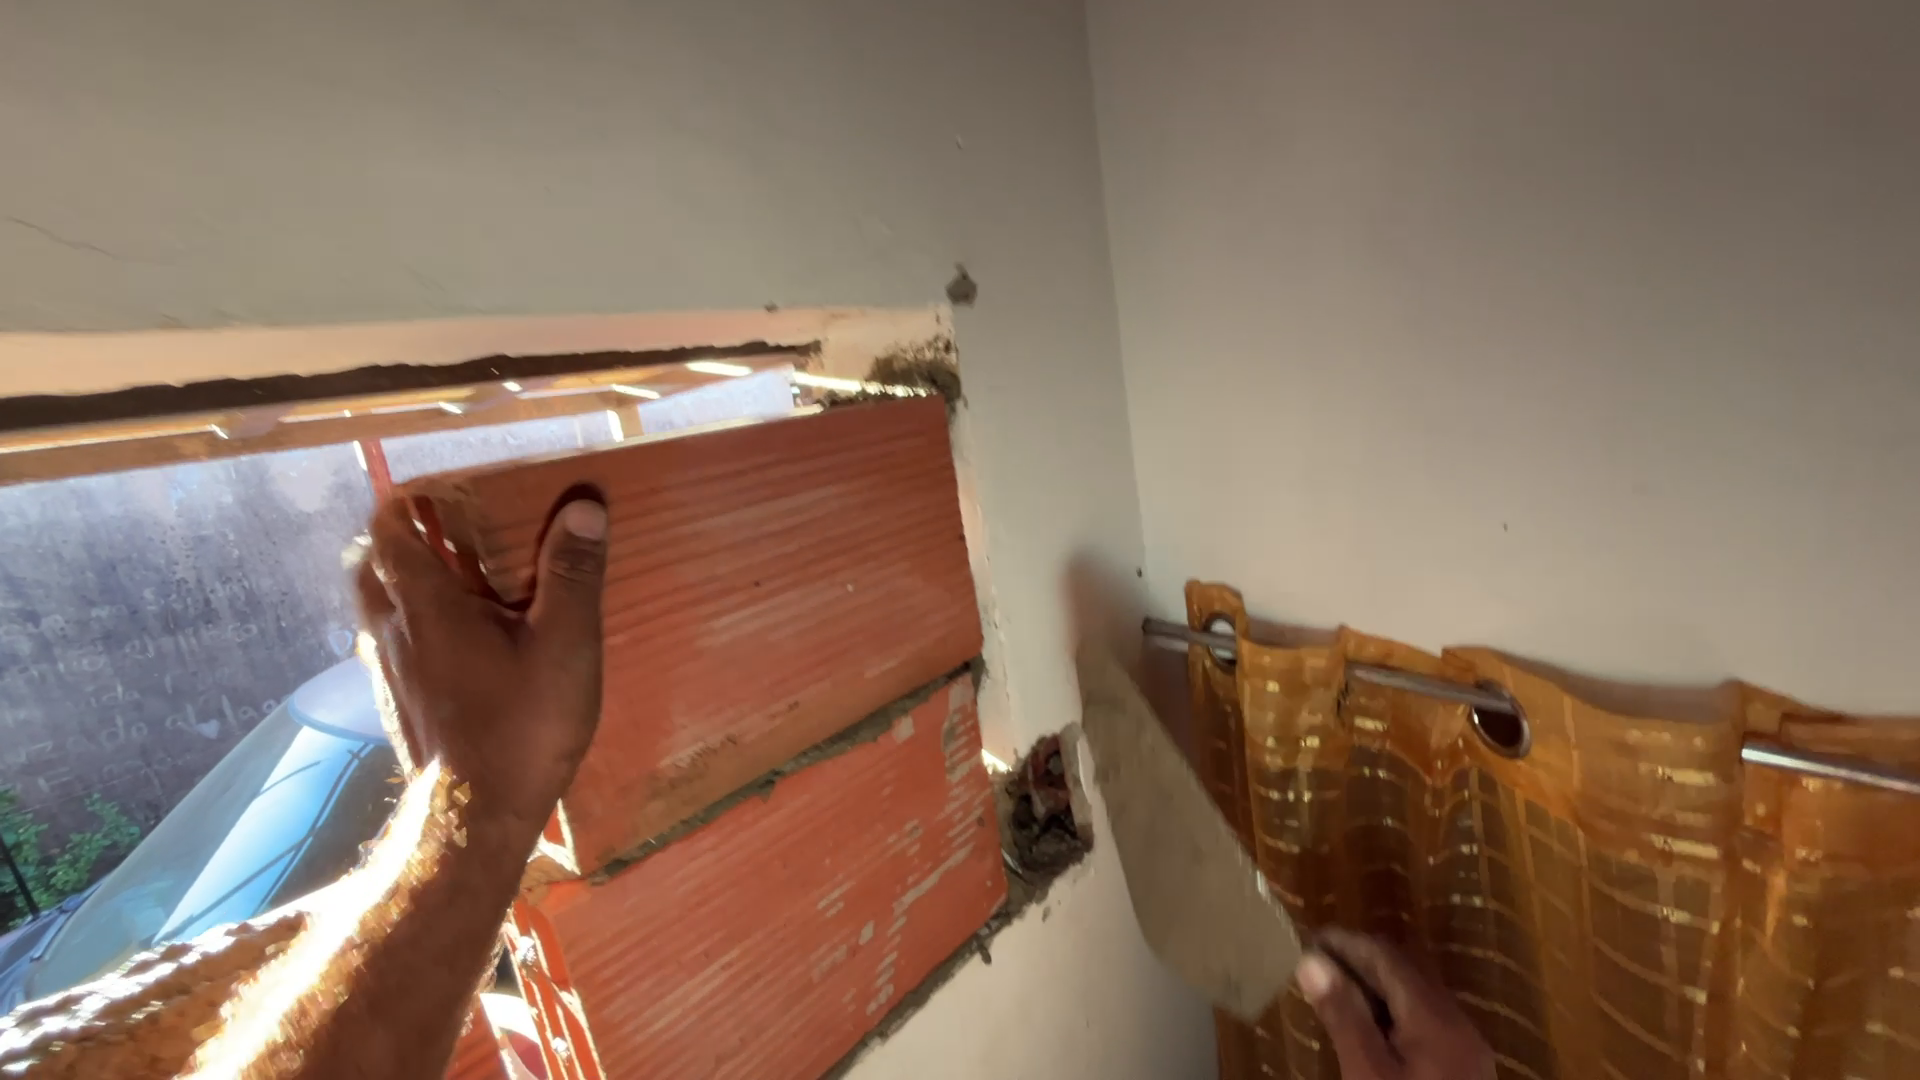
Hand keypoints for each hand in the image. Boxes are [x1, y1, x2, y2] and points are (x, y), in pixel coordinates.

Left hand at [354, 494, 608, 843]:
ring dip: (406, 578)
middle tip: (455, 529)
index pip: (391, 533)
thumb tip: (584, 507)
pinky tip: (463, 638)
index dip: (408, 503)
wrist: (477, 815)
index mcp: (427, 608)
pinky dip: (415, 618)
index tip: (445, 490)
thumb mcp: (566, 644)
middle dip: (403, 537)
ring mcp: (390, 670)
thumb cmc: (524, 723)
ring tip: (460, 575)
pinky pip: (394, 639)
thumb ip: (573, 575)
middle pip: (372, 565)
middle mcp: (394, 632)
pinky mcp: (401, 700)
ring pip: (379, 605)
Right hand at [1295, 929, 1493, 1079]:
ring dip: (1372, 985)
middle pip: (1403, 972)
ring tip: (1332, 990)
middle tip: (1314, 963)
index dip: (1345, 943)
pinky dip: (1388, 1010)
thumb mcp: (1367, 1073)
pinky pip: (1421, 1021)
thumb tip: (1311, 960)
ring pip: (1413, 996)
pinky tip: (1364, 1026)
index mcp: (1435, 1018)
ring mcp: (1464, 1050)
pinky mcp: (1461, 1072)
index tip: (1306, 940)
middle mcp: (1457, 1024)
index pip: (1385, 957)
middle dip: (1358, 961)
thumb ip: (1342, 1014)